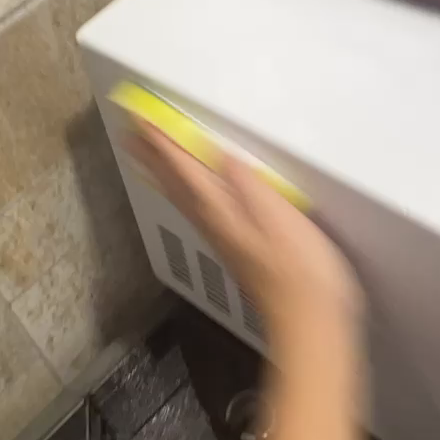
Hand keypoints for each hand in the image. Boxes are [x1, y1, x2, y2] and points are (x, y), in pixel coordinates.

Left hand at [126, 119, 360, 340]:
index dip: (164, 142)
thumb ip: (249, 186)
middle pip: (176, 183)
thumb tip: (221, 155)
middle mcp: (216, 224)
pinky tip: (188, 195)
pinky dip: (183, 194)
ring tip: (144, 156)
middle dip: (153, 156)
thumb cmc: (302, 271)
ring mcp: (224, 238)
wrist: (309, 321)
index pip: (186, 170)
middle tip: (129, 131)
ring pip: (182, 198)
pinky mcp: (236, 249)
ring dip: (162, 173)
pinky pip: (196, 211)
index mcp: (224, 212)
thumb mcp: (281, 219)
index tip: (140, 118)